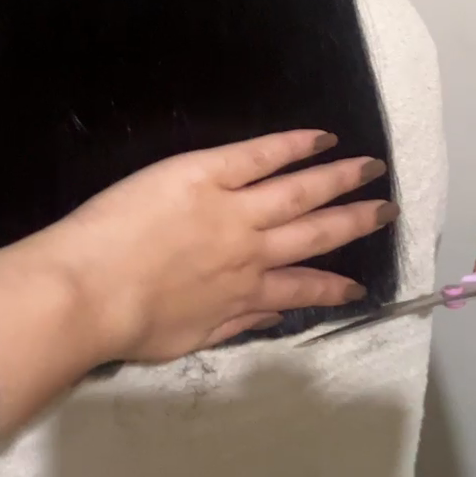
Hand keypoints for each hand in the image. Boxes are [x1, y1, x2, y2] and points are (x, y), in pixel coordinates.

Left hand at [33, 130, 397, 362]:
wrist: (87, 290)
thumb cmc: (126, 323)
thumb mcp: (189, 340)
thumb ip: (234, 324)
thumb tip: (270, 316)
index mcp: (243, 292)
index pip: (301, 287)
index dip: (334, 287)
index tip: (359, 286)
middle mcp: (252, 250)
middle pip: (315, 232)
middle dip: (355, 221)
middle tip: (387, 208)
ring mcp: (235, 208)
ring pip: (300, 191)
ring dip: (339, 180)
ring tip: (369, 168)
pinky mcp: (209, 172)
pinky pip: (260, 155)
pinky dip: (293, 145)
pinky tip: (320, 136)